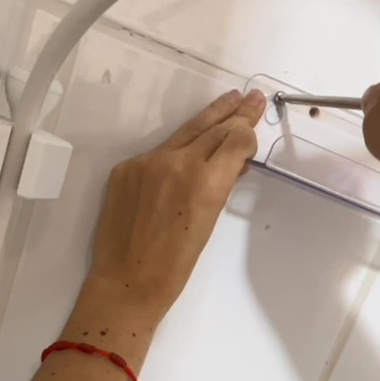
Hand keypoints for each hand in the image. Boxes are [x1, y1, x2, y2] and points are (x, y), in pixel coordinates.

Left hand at [80, 89, 265, 324]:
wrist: (126, 282)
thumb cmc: (173, 268)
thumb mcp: (208, 224)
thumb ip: (218, 188)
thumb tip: (229, 166)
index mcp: (204, 183)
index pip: (235, 140)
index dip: (247, 132)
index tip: (253, 130)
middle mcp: (177, 163)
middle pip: (213, 129)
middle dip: (236, 114)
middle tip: (252, 98)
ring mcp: (147, 162)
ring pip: (185, 133)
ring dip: (210, 118)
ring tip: (229, 101)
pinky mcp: (126, 168)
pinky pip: (158, 153)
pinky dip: (175, 152)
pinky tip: (185, 151)